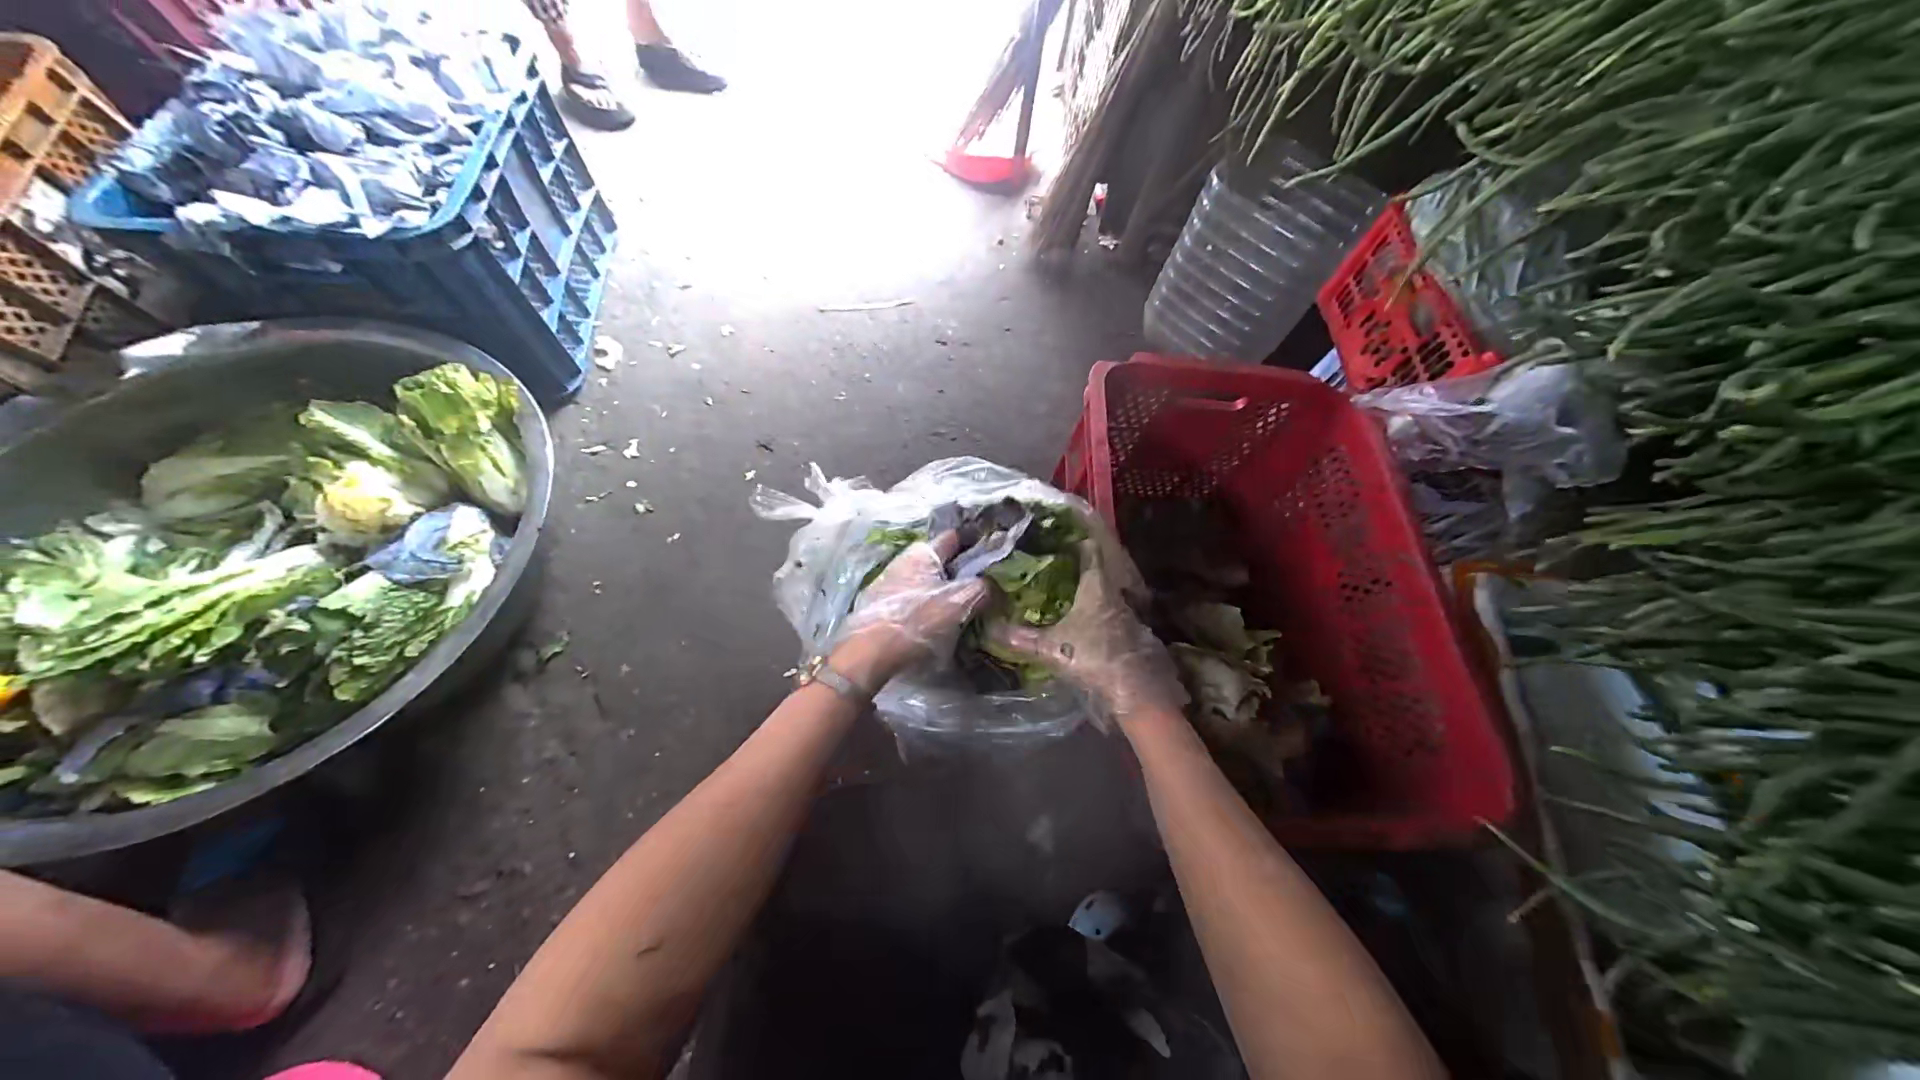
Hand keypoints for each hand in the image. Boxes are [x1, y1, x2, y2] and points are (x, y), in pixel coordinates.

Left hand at [832, 530, 990, 687]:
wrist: (868, 653)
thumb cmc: (916, 620)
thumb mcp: (959, 603)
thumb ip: (982, 588)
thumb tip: (993, 585)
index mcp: (923, 552)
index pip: (956, 537)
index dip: (977, 543)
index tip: (995, 556)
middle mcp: (903, 560)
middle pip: (942, 561)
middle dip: (962, 572)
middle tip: (985, 588)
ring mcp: (888, 583)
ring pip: (927, 581)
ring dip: (944, 591)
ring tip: (964, 609)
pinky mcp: (880, 606)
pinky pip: (913, 599)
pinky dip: (927, 605)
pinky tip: (936, 623)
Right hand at [985, 540, 1186, 724]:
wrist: (1139, 692)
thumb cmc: (1095, 659)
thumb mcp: (1052, 649)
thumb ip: (1022, 638)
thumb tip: (986, 628)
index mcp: (1096, 589)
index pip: (1090, 553)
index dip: (1077, 541)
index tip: (1061, 537)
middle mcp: (1116, 597)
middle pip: (1099, 573)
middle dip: (1079, 570)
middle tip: (1055, 567)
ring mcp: (1129, 618)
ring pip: (1107, 597)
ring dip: (1090, 595)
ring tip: (1067, 596)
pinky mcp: (1135, 638)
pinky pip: (1114, 618)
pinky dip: (1100, 617)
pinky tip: (1087, 627)